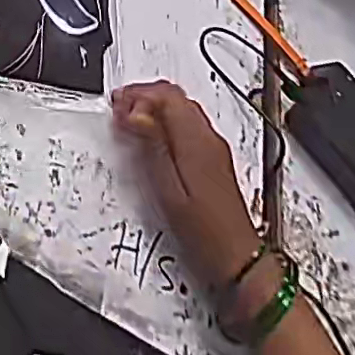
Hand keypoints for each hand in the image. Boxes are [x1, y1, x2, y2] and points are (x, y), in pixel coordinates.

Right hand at [113, 81, 260, 289]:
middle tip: (119, 109)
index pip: (165, 96)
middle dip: (143, 96)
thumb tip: (136, 112)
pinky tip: (151, 136)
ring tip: (130, 121)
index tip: (116, 106)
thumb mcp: (168, 190)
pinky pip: (187, 122)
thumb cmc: (203, 231)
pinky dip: (165, 119)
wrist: (238, 259)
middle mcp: (208, 136)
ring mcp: (213, 145)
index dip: (137, 95)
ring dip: (154, 106)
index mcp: (196, 140)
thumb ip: (152, 145)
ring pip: (181, 106)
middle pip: (174, 96)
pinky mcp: (214, 156)